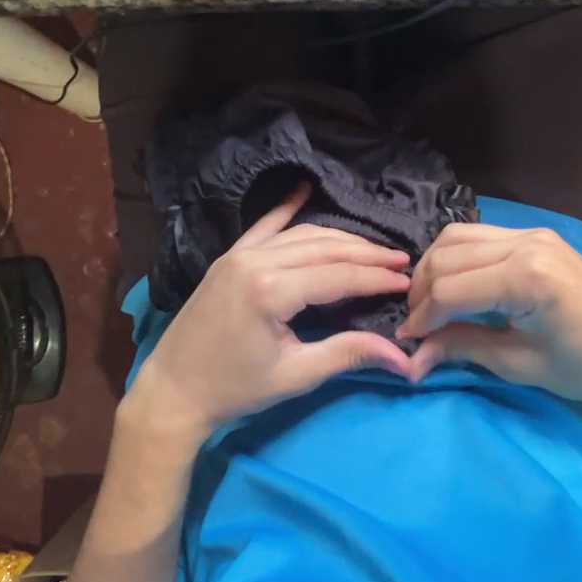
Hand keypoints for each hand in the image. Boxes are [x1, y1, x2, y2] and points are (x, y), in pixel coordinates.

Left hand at [126, 183, 413, 441]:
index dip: (377, 278)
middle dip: (366, 254)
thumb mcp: (295, 375)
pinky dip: (285, 209)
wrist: (173, 391)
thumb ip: (348, 354)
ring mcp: (238, 255)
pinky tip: (304, 190)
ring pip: (300, 236)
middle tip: (401, 262)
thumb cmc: (234, 389)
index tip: (407, 282)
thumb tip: (403, 357)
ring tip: (373, 249)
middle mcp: (255, 261)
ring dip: (339, 239)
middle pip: (324, 248)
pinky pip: (263, 227)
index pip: (339, 276)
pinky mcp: (228, 258)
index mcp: (271, 291)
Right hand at [398, 224, 581, 428]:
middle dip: (422, 292)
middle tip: (417, 327)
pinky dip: (457, 258)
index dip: (422, 317)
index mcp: (528, 277)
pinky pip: (479, 237)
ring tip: (431, 306)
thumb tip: (413, 357)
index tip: (408, 342)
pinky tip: (455, 287)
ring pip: (457, 238)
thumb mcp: (522, 365)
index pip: (450, 289)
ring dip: (435, 269)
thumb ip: (463, 349)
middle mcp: (528, 243)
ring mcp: (534, 234)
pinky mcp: (538, 236)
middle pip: (447, 256)